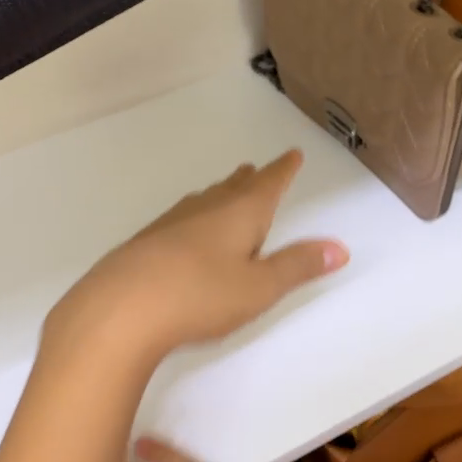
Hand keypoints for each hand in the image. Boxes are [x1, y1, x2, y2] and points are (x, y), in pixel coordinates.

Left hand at [46, 150, 347, 361]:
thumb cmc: (200, 295)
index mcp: (240, 213)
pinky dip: (196, 215)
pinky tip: (186, 230)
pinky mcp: (147, 242)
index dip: (283, 170)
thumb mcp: (259, 287)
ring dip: (221, 193)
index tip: (292, 154)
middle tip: (258, 169)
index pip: (269, 184)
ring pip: (205, 200)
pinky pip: (182, 218)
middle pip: (234, 187)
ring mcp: (172, 223)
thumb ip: (298, 266)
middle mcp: (206, 209)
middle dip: (251, 180)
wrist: (121, 308)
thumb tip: (339, 248)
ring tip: (227, 191)